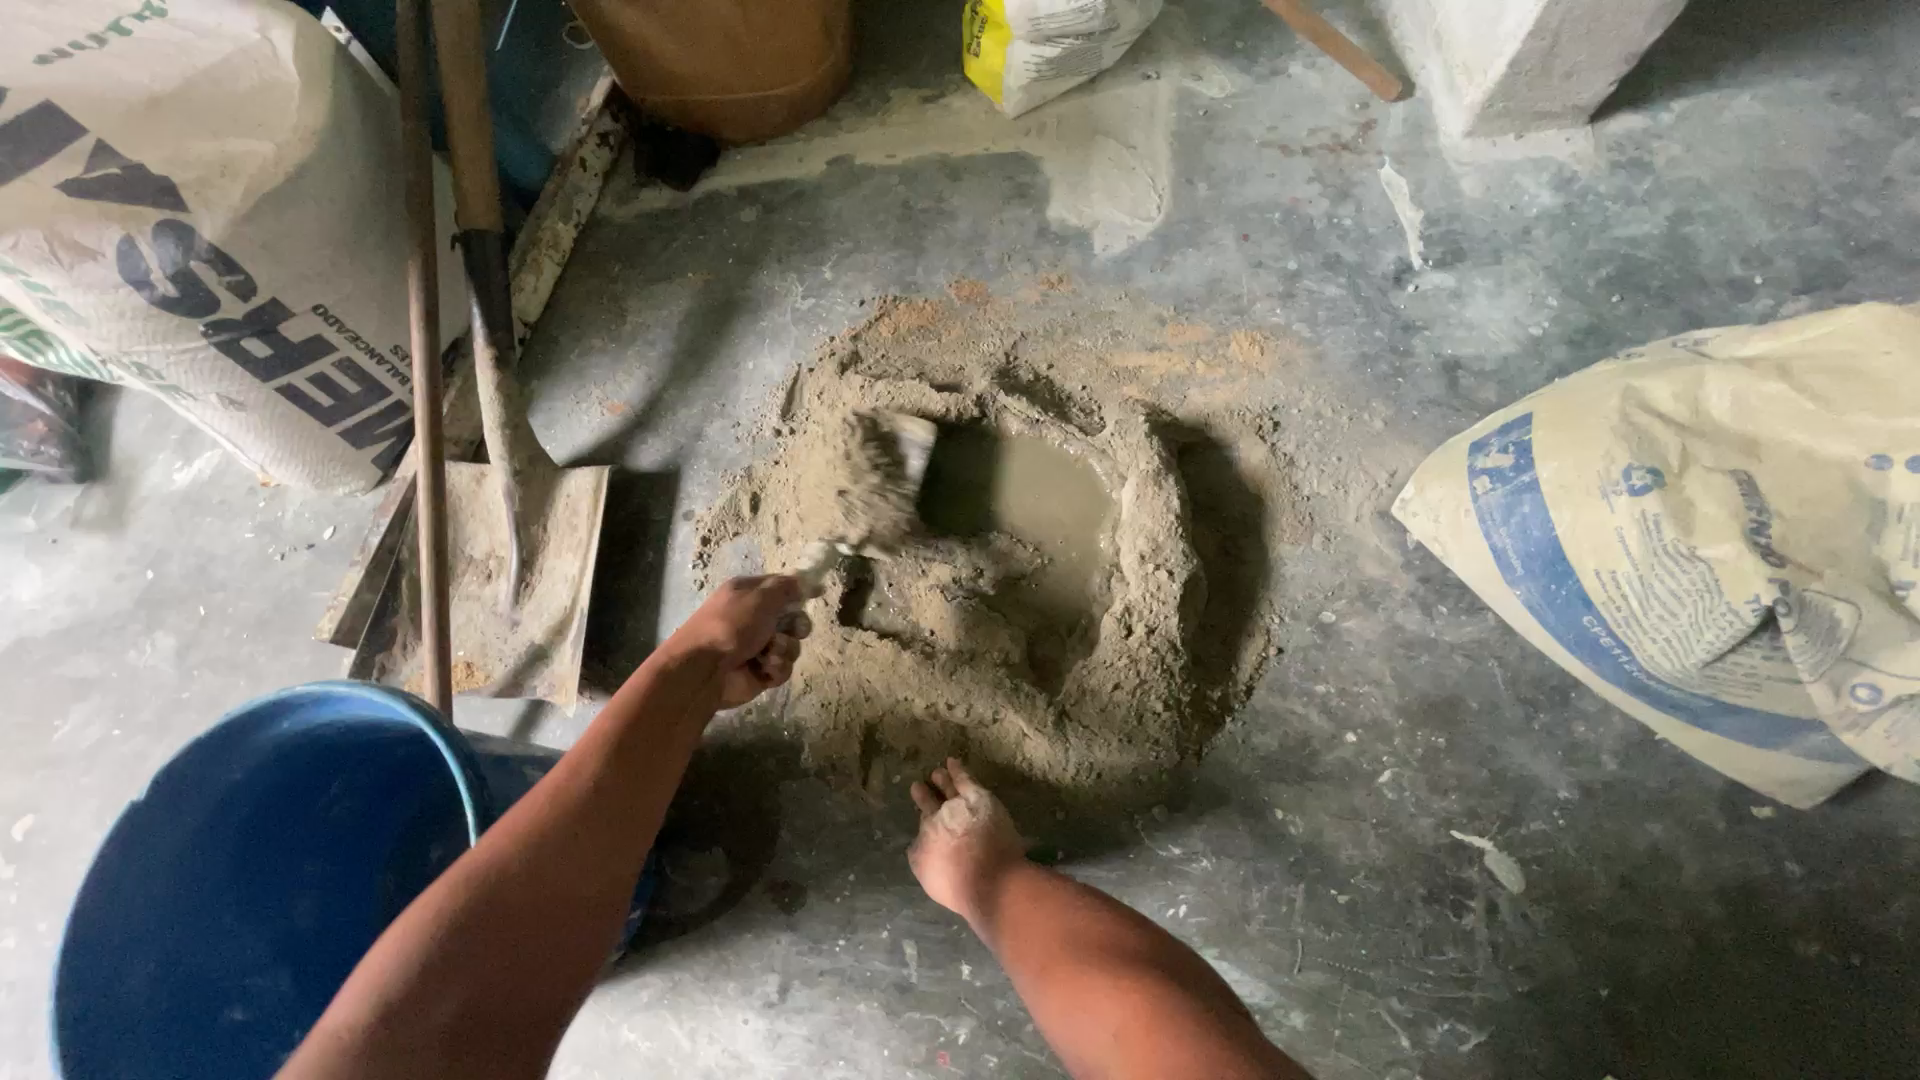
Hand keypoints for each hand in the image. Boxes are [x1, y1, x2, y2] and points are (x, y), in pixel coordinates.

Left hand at [664, 574, 810, 709]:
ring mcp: (759, 647)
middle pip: (793, 619)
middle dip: (797, 626)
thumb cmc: (731, 625)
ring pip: (792, 645)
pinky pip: (784, 667)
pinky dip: (777, 668)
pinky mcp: (762, 672)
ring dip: (785, 649)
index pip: (782, 587)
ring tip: (768, 653)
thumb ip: (786, 587)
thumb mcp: (761, 597)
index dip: (800, 590)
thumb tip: (803, 580)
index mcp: (750, 595)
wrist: (705, 668)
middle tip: (794, 630)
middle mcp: (755, 619)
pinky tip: (764, 668)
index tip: (820, 592)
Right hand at [908, 758, 1025, 926]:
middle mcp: (936, 820)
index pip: (924, 825)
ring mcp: (957, 806)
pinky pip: (964, 779)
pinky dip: (957, 770)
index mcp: (925, 841)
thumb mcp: (930, 879)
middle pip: (929, 805)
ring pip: (946, 788)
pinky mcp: (978, 798)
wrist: (990, 881)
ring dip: (940, 780)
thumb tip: (919, 845)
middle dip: (924, 797)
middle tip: (917, 787)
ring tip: (936, 773)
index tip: (924, 816)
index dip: (925, 820)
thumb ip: (922, 859)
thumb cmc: (962, 887)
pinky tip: (951, 762)